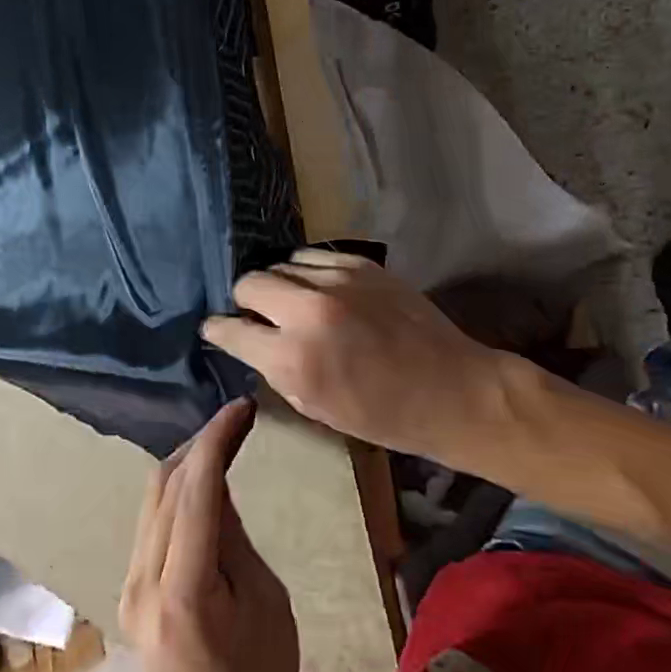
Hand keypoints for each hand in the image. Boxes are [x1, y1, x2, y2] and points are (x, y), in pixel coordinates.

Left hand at [120, 398, 298, 671]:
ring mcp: (128, 584)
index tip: (241, 408)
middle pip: (163, 486)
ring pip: (151, 498)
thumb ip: (234, 538)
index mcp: (184, 590)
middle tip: (236, 421)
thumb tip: (218, 484)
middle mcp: (143, 580)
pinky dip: (177, 492)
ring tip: (223, 442)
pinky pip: (150, 521)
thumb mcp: (267, 603)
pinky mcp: (127, 588)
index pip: (194, 492)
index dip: (216, 440)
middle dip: (199, 444)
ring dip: (186, 463)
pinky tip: (202, 484)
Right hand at [201, 248, 503, 461]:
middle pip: (249, 282)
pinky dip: (308, 273)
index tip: (218, 329)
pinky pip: (313, 256)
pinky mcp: (361, 264)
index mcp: (293, 358)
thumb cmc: (382, 415)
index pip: (230, 329)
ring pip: (281, 264)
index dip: (218, 329)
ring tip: (292, 301)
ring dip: (279, 285)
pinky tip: (320, 289)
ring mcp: (337, 281)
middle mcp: (309, 311)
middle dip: (246, 300)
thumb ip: (275, 368)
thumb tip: (250, 341)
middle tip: (259, 315)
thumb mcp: (314, 406)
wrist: (452, 391)